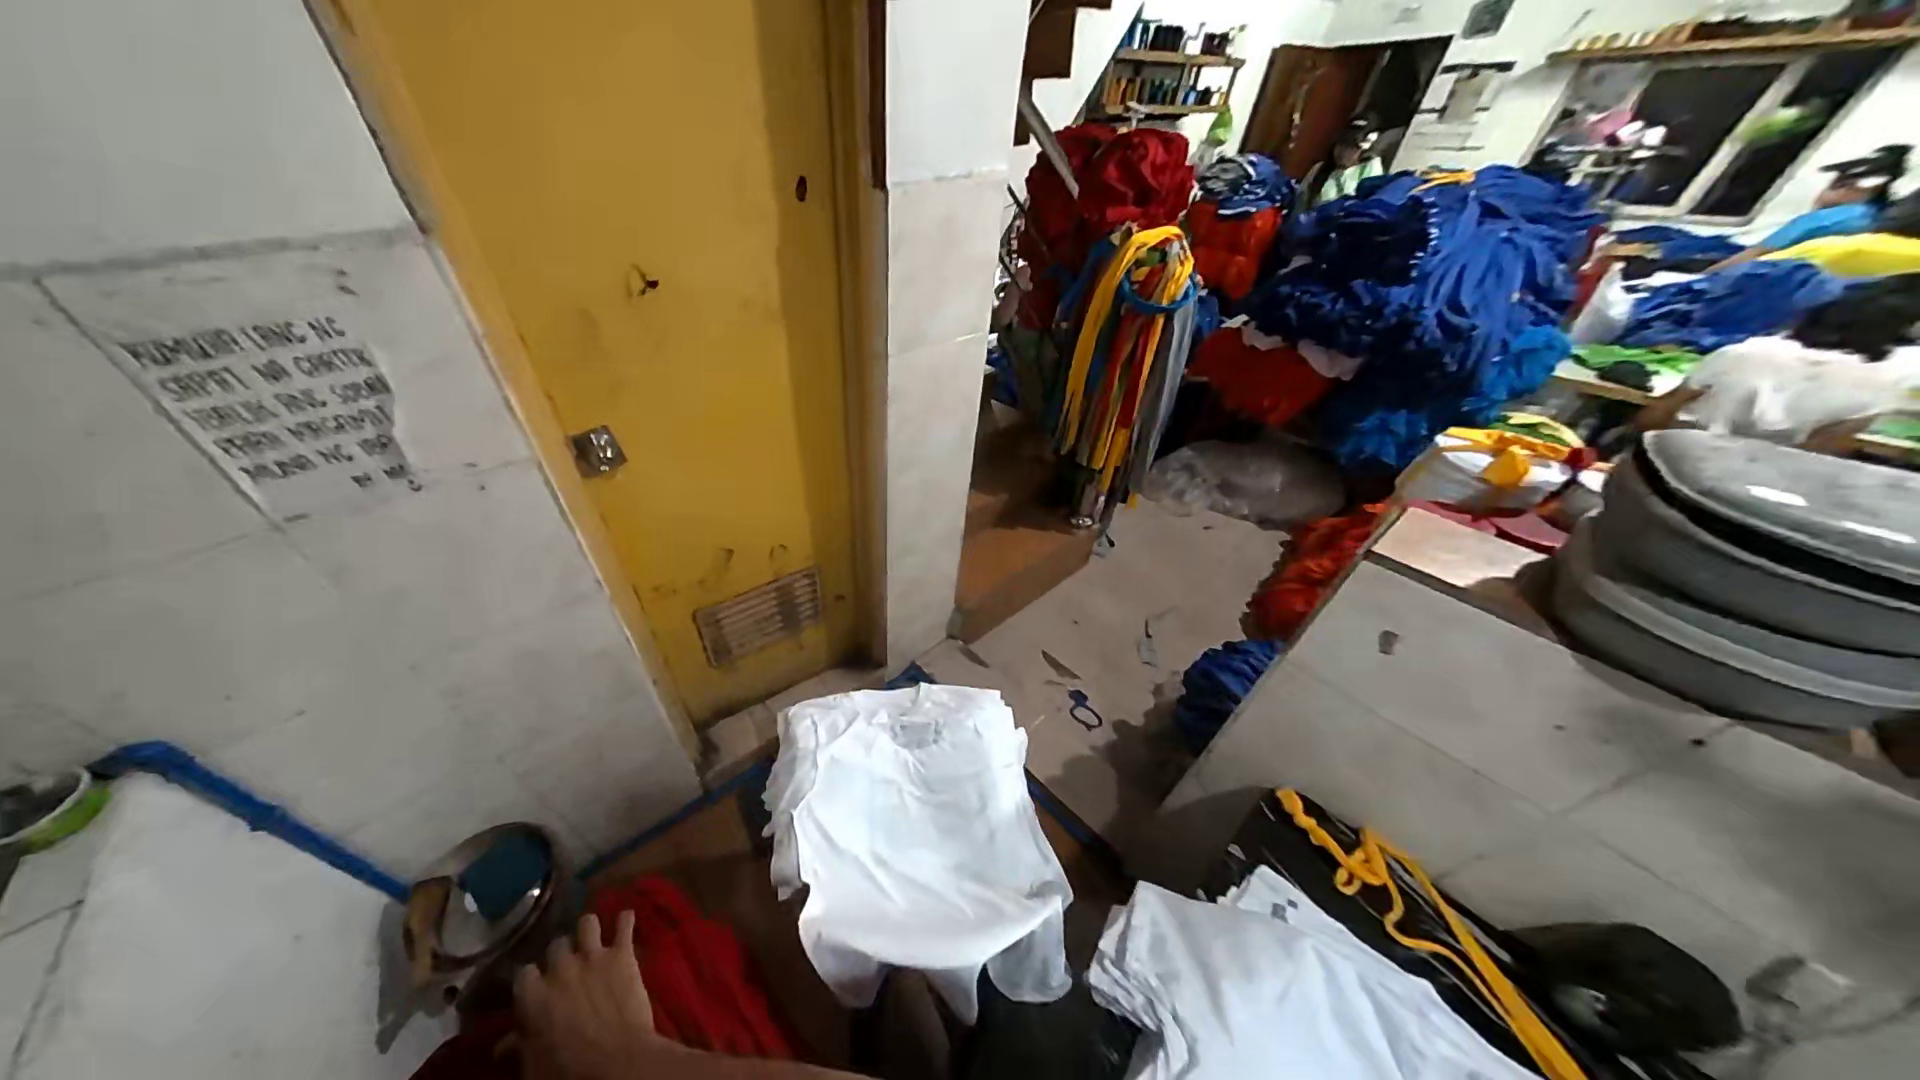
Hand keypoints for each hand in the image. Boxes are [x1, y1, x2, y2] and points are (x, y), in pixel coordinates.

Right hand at [515, 912, 657, 1078]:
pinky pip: (625, 923)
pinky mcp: (622, 953)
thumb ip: (521, 1046)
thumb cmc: (570, 1069)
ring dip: (589, 930)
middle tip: (568, 965)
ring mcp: (593, 956)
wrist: (617, 1059)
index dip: (531, 978)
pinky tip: (625, 920)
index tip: (537, 984)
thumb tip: (503, 1044)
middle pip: (556, 944)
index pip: (524, 973)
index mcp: (534, 995)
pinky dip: (625, 920)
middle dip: (561, 953)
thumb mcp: (535, 1065)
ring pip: (587, 923)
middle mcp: (562, 968)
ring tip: (594, 937)